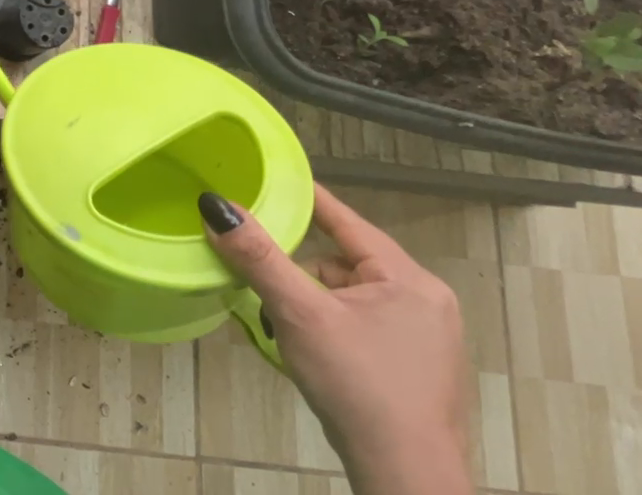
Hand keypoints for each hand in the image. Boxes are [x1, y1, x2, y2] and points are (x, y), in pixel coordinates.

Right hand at [201, 185, 472, 494]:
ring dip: (309, 301)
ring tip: (282, 324)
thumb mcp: (299, 313)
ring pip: (347, 295)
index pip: (348, 222)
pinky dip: (327, 325)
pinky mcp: (415, 366)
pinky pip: (359, 323)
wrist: (404, 473)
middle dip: (299, 270)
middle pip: (342, 262)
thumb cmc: (357, 383)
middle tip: (263, 280)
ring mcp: (425, 337)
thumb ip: (258, 256)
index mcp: (410, 280)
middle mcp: (426, 301)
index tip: (271, 176)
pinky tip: (308, 349)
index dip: (308, 198)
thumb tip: (215, 205)